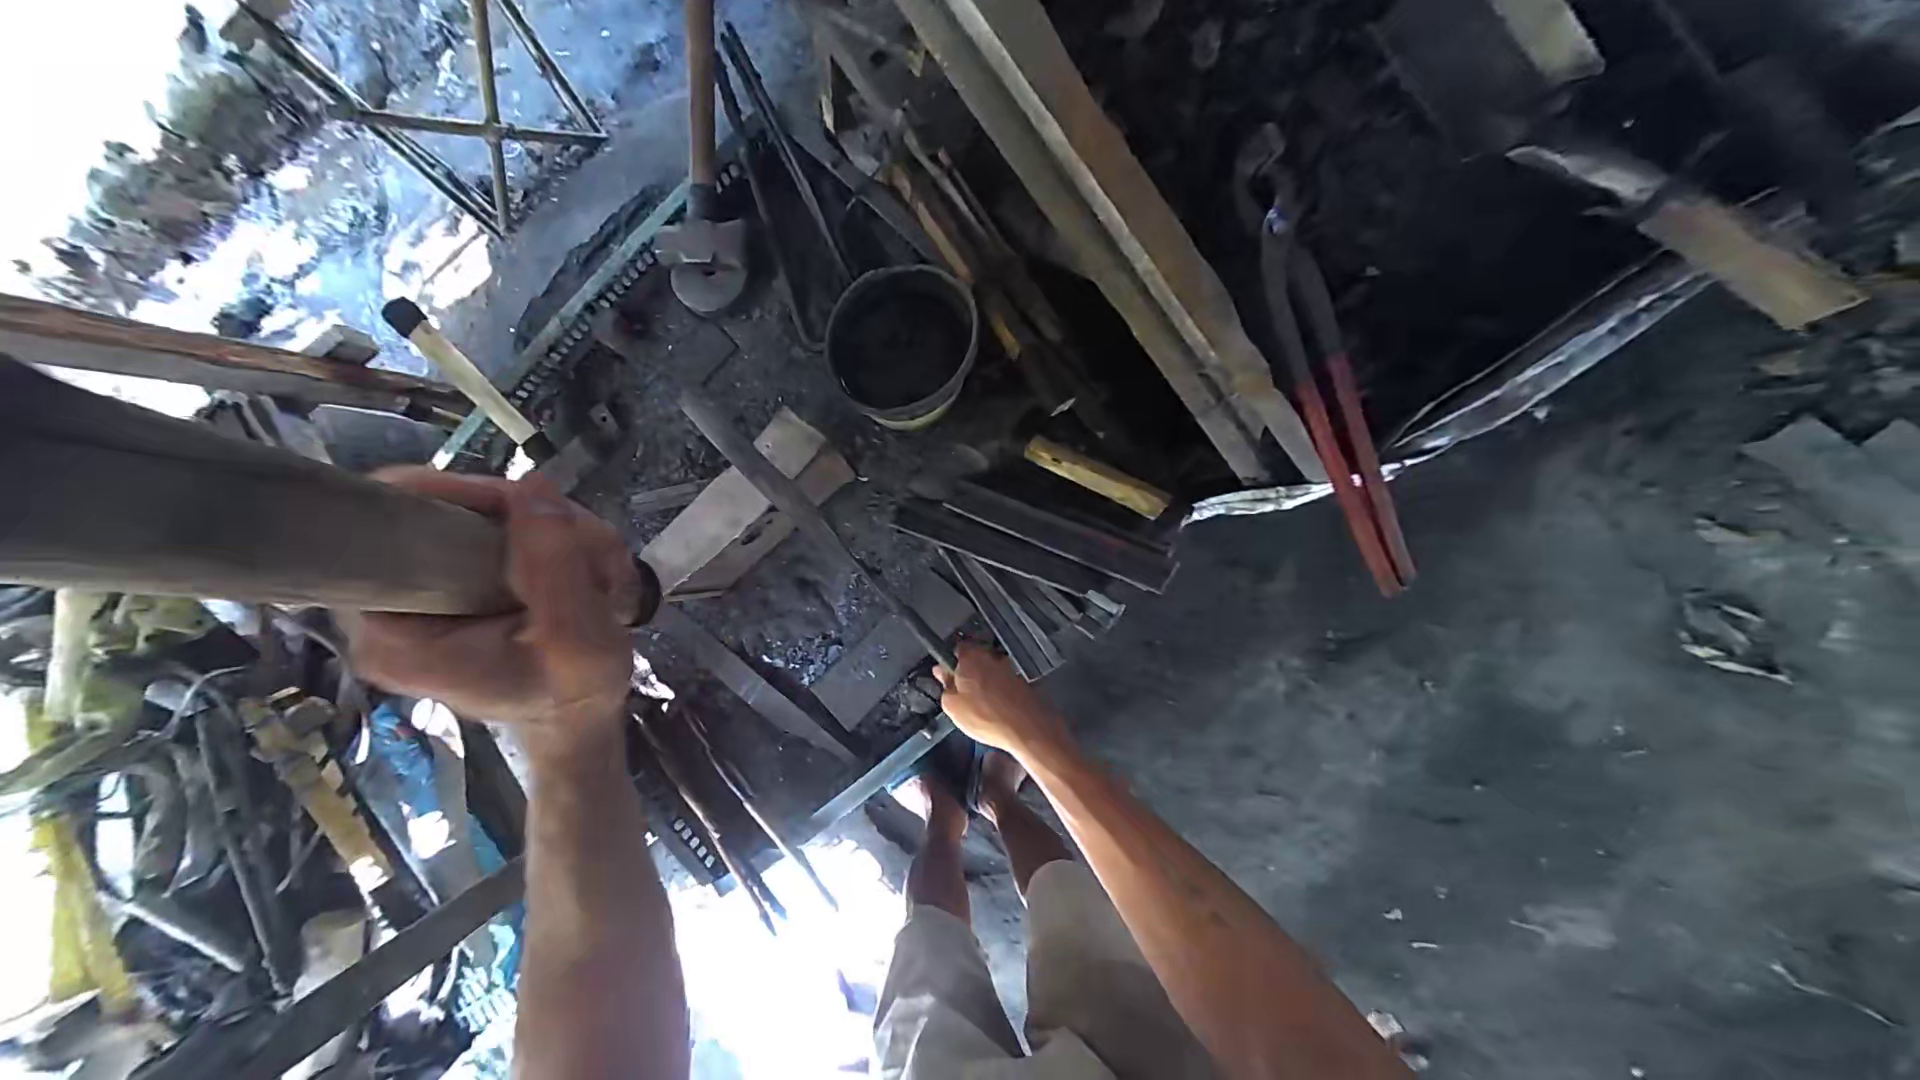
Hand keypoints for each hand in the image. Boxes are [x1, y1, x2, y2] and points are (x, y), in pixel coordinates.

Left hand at [344, 468, 637, 744]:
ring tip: (598, 572)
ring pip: (485, 520)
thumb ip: (554, 566)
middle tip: (589, 553)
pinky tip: (583, 573)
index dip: (462, 498)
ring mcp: (426, 595)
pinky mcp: (456, 591)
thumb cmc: (574, 696)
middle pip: (449, 512)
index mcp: (395, 629)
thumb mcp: (577, 640)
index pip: (393, 522)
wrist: (580, 721)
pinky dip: (551, 545)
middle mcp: (393, 607)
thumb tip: (535, 488)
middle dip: (532, 522)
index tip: (529, 512)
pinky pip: (498, 537)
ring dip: (556, 534)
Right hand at [934, 642, 1073, 760]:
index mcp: (970, 656)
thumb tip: (942, 677)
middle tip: (960, 694)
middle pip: (973, 659)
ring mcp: (1007, 668)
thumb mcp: (952, 706)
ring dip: (983, 683)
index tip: (945, 674)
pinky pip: (1002, 683)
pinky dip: (997, 692)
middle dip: (966, 673)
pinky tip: (994, 709)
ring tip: (978, 705)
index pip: (956, 648)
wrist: (1026, 728)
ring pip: (988, 671)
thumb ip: (945, 687)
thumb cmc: (988, 715)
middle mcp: (990, 657)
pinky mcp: (1020, 681)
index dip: (949, 662)